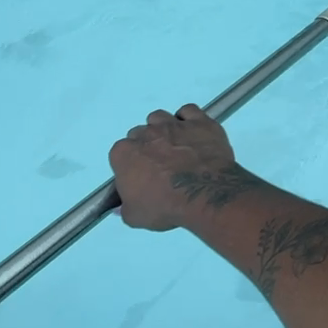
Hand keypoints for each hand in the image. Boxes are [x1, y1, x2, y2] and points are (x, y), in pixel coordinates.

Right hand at [109, 104, 265, 231]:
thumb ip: (126, 207)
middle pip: (141, 134)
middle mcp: (147, 133)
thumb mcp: (136, 216)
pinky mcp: (200, 122)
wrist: (205, 193)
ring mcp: (174, 124)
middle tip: (161, 164)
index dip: (132, 165)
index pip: (121, 153)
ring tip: (176, 146)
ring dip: (164, 129)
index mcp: (125, 153)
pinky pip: (189, 111)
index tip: (141, 176)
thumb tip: (123, 206)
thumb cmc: (166, 206)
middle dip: (148, 147)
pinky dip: (189, 118)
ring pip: (160, 118)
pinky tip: (193, 131)